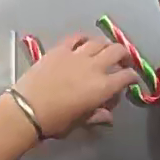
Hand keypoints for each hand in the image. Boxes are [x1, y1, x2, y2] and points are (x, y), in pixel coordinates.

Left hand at [7, 33, 138, 138]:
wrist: (27, 109)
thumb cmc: (56, 121)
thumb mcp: (80, 121)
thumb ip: (96, 116)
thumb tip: (108, 117)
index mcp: (103, 87)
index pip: (126, 76)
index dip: (132, 77)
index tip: (132, 79)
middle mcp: (94, 67)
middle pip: (117, 51)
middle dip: (124, 55)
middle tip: (123, 61)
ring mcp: (76, 55)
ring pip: (99, 42)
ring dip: (106, 44)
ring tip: (106, 49)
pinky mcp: (59, 49)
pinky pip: (76, 38)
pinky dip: (84, 38)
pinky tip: (85, 42)